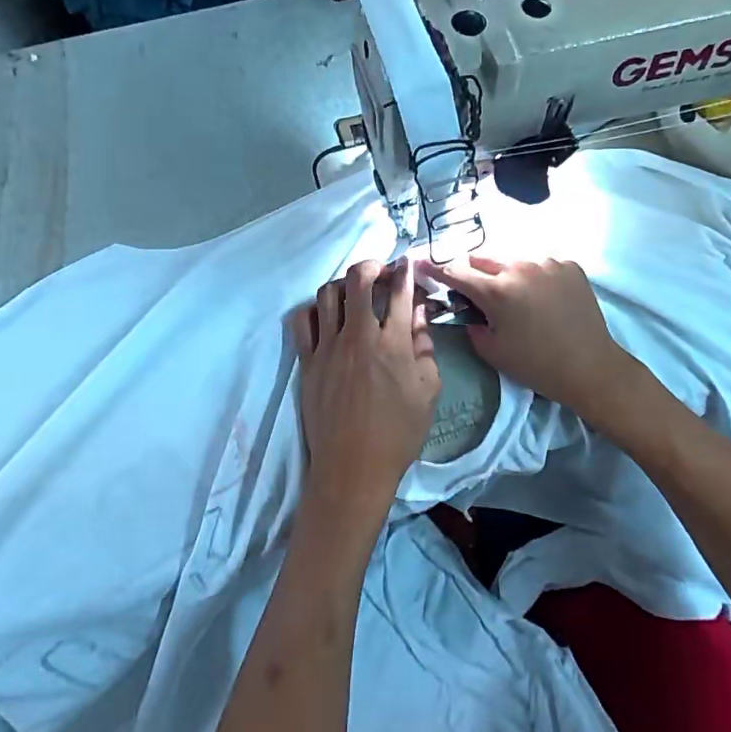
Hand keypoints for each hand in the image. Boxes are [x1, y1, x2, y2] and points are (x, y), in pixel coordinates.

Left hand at [291, 260, 440, 515]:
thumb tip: (418, 316)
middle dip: (372, 266)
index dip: (405, 271)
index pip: (399, 292)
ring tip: (354, 292)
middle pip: (358, 280)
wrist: (353, 468)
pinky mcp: (307, 362)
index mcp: (392, 343)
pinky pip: (302, 321)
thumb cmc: (398, 432)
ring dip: (343, 285)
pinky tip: (325, 316)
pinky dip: (314, 310)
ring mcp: (327, 347)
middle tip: (381, 271)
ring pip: (327, 294)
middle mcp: (358, 336)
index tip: (407, 263)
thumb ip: (425, 347)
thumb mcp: (428, 390)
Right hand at [423, 256, 647, 422]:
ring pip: (515, 261)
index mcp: (496, 290)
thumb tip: (466, 308)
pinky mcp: (569, 266)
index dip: (436, 269)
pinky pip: (542, 265)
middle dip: (475, 272)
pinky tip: (544, 298)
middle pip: (485, 260)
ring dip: (509, 274)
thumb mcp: (492, 351)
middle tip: (475, 289)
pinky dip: (536, 277)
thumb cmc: (536, 364)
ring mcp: (548, 263)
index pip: (456, 272)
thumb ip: (471, 324)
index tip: (421, 263)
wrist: (589, 366)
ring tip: (518, 298)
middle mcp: (520, 267)